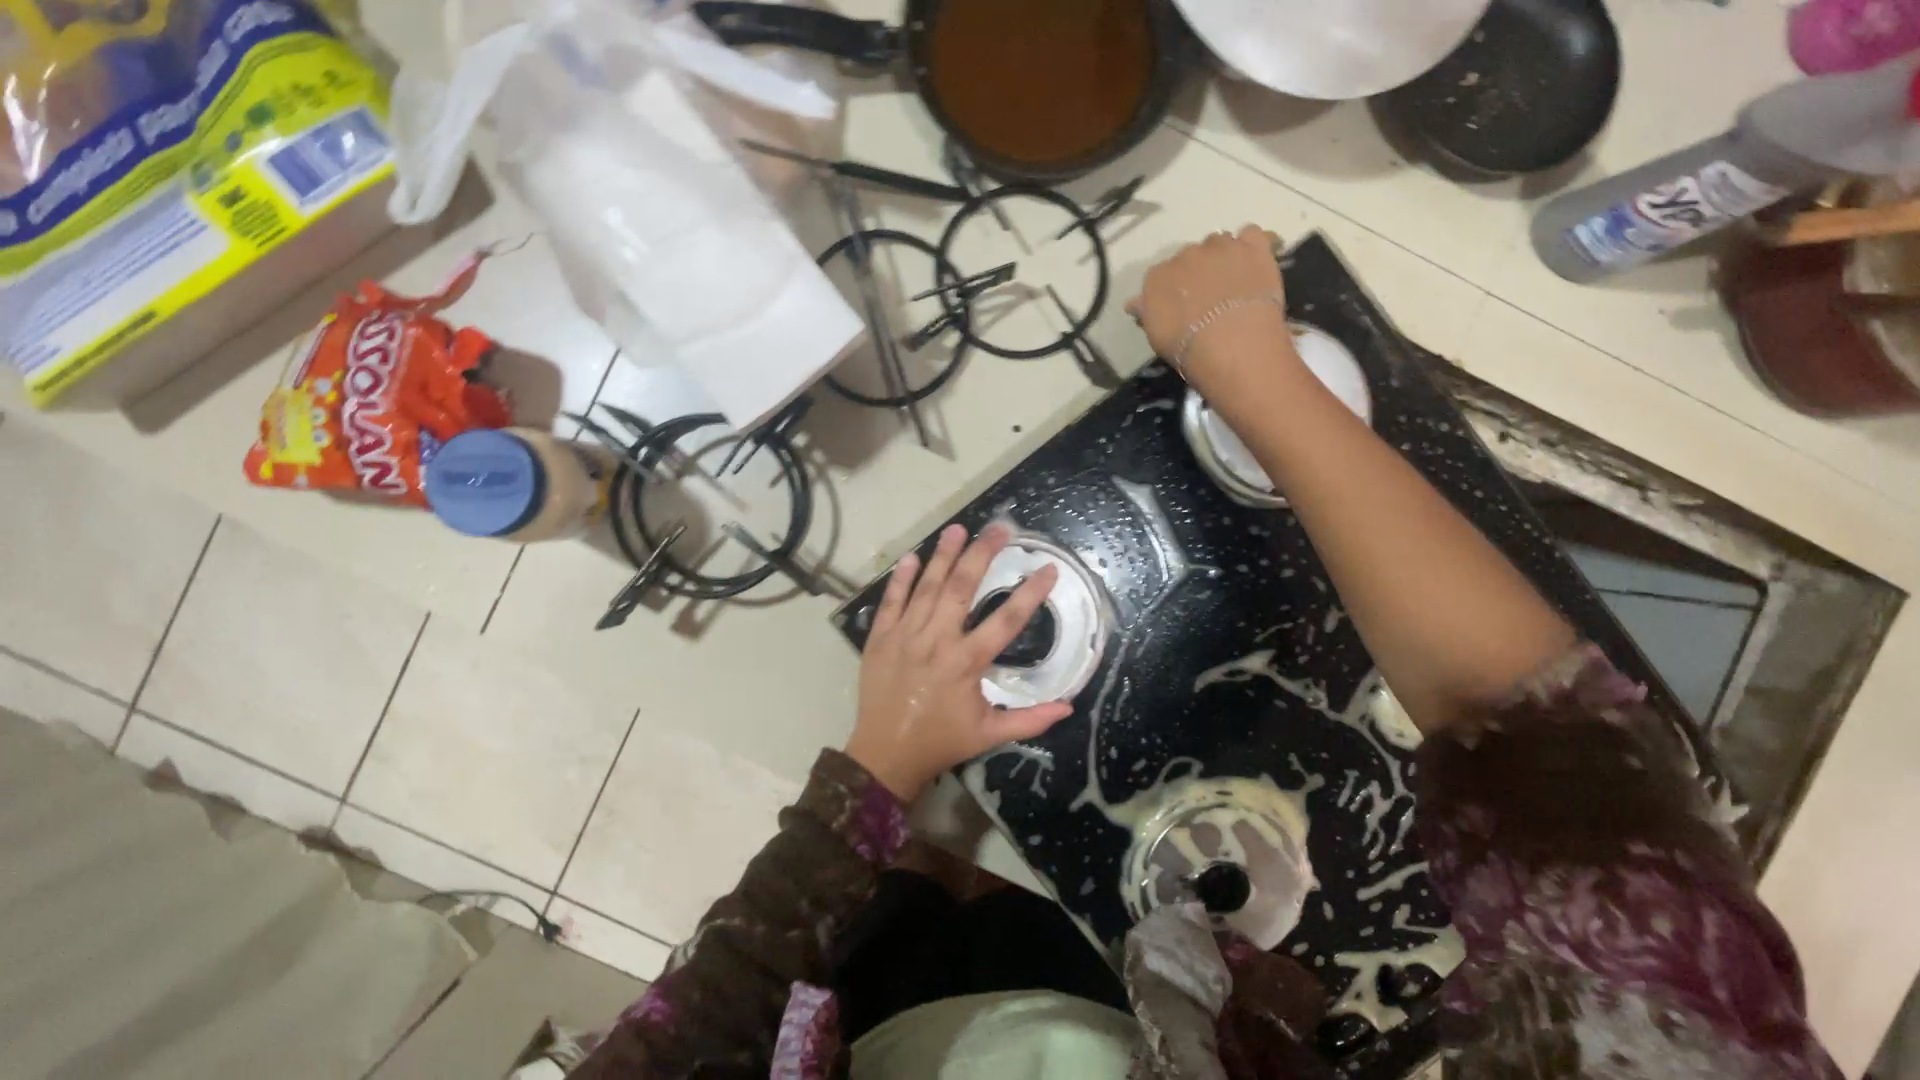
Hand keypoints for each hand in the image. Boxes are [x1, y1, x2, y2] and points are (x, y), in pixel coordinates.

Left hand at [846, 524, 1073, 801]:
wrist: (884, 754)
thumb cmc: (941, 742)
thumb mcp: (989, 735)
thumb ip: (1030, 720)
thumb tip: (1069, 706)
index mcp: (966, 663)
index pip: (1005, 620)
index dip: (1030, 594)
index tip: (1048, 569)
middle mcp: (936, 641)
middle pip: (962, 588)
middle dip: (982, 555)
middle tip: (999, 529)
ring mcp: (905, 636)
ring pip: (927, 587)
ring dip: (943, 555)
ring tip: (958, 528)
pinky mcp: (880, 638)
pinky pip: (891, 601)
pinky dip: (902, 578)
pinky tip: (913, 556)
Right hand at [1126, 225, 1298, 400]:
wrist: (1231, 343)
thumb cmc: (1188, 347)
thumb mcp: (1156, 335)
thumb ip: (1147, 312)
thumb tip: (1135, 302)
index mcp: (1158, 275)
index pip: (1162, 273)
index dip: (1174, 288)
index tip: (1183, 304)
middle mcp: (1186, 254)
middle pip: (1191, 255)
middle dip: (1198, 271)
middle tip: (1210, 296)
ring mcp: (1221, 247)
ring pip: (1219, 242)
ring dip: (1223, 256)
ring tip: (1234, 282)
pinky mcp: (1253, 248)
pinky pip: (1251, 234)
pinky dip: (1251, 244)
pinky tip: (1253, 262)